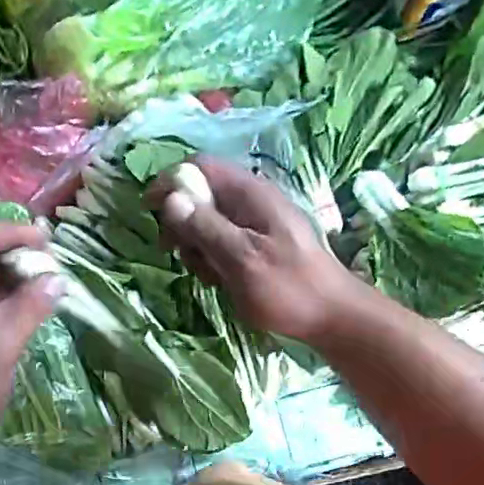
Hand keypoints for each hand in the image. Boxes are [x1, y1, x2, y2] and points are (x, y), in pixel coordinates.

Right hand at [147, 158, 375, 343]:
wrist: (331, 317)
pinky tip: (223, 281)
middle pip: (200, 196)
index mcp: (251, 193)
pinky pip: (223, 243)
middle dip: (184, 224)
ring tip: (212, 276)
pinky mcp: (257, 245)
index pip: (200, 166)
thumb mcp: (242, 259)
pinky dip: (214, 260)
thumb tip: (170, 198)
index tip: (151, 213)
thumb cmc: (289, 289)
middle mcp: (252, 201)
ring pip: (208, 224)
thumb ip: (206, 228)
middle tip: (184, 256)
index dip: (171, 183)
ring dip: (198, 248)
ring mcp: (256, 224)